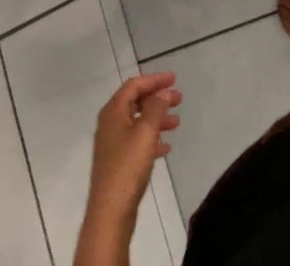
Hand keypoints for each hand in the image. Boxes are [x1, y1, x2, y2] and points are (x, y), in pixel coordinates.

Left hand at [85, 72, 181, 227]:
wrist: (110, 210)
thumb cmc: (128, 166)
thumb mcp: (146, 132)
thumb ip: (155, 108)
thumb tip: (162, 92)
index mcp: (113, 112)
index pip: (134, 85)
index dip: (154, 79)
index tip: (174, 78)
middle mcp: (110, 124)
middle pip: (135, 102)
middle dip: (157, 98)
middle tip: (179, 99)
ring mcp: (112, 143)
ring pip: (138, 122)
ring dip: (157, 118)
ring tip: (177, 123)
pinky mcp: (117, 161)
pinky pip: (137, 141)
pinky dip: (152, 138)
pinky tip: (166, 147)